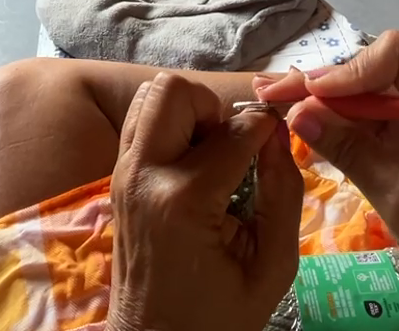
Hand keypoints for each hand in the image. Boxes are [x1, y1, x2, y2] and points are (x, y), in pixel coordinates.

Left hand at [106, 73, 300, 330]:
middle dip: (211, 106)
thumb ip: (283, 192)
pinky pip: (139, 120)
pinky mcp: (116, 175)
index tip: (276, 137)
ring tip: (207, 149)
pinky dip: (167, 123)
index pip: (233, 132)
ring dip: (185, 110)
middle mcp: (144, 174)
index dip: (264, 127)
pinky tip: (189, 160)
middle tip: (229, 143)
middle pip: (172, 90)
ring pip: (149, 95)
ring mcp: (122, 172)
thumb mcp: (273, 267)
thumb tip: (277, 131)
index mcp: (184, 201)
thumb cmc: (220, 316)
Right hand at [255, 8, 398, 330]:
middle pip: (377, 70)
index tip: (312, 94)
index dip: (353, 69)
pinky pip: (370, 119)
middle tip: (274, 92)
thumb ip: (353, 151)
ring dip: (325, 100)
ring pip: (368, 93)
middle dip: (327, 81)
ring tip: (276, 100)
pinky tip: (302, 122)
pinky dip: (337, 122)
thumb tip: (297, 114)